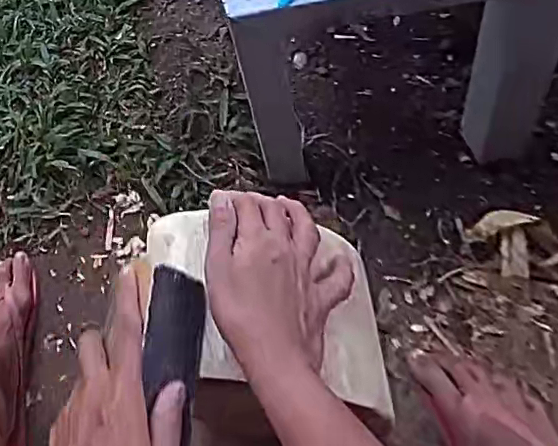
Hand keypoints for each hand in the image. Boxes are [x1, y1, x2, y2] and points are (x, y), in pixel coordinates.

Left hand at [50, 265, 186, 445]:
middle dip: (106, 340)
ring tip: (113, 409)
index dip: (128, 299)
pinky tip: (96, 433)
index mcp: (122, 394)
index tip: (129, 277)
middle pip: (93, 340)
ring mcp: (69, 411)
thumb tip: (173, 387)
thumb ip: (167, 419)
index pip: (127, 332)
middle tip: (123, 357)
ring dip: (95, 379)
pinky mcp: (54, 430)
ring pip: (81, 373)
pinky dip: (83, 406)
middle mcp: (91, 394)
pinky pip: (70, 403)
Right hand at [204, 190, 353, 381]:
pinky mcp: (319, 296)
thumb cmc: (242, 319)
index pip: (248, 205)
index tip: (227, 200)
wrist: (274, 359)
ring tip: (292, 206)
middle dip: (263, 200)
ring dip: (300, 214)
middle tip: (252, 200)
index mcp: (258, 240)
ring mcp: (304, 271)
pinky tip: (339, 260)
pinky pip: (338, 277)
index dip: (236, 199)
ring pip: (308, 231)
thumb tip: (220, 201)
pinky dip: (340, 266)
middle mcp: (285, 249)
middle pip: (276, 211)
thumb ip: (220, 231)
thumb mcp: (217, 269)